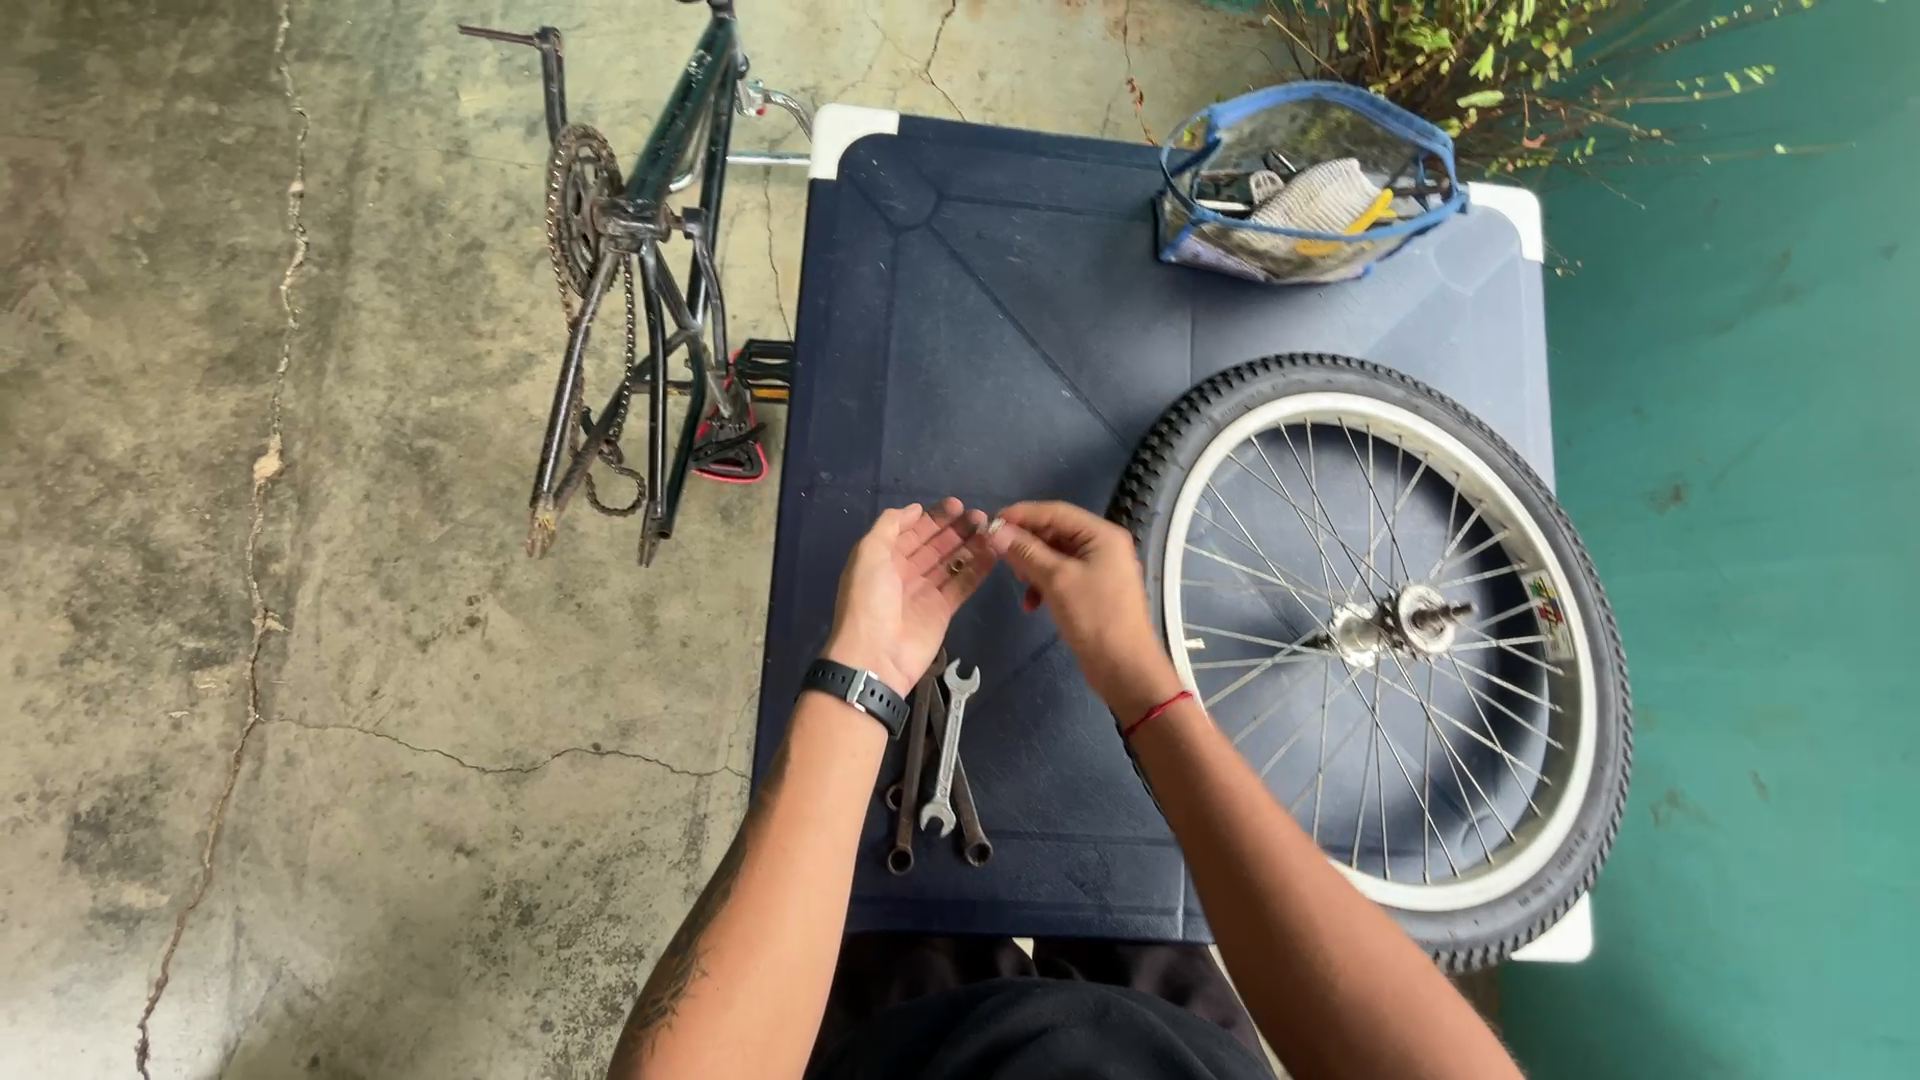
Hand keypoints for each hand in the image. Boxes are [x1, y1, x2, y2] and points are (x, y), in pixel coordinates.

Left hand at [824, 498, 994, 698]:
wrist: (875, 655)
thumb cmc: (869, 600)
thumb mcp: (869, 553)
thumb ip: (889, 526)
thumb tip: (914, 509)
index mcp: (884, 558)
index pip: (912, 531)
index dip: (933, 517)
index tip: (957, 505)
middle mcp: (904, 572)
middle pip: (934, 545)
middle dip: (955, 529)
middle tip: (980, 516)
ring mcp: (925, 592)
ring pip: (951, 562)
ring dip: (970, 546)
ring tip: (990, 530)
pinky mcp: (943, 611)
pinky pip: (963, 584)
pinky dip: (978, 569)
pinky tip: (994, 552)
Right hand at [984, 501, 1184, 721]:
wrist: (1124, 668)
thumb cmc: (1094, 617)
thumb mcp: (1056, 580)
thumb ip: (1026, 552)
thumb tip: (995, 531)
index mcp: (1101, 534)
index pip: (1056, 511)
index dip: (1022, 515)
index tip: (991, 523)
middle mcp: (1102, 545)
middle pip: (1055, 532)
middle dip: (1026, 543)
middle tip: (1000, 555)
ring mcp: (1099, 569)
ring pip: (1055, 555)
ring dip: (1033, 566)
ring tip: (1018, 582)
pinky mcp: (1092, 591)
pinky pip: (1061, 576)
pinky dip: (1043, 584)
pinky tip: (1032, 603)